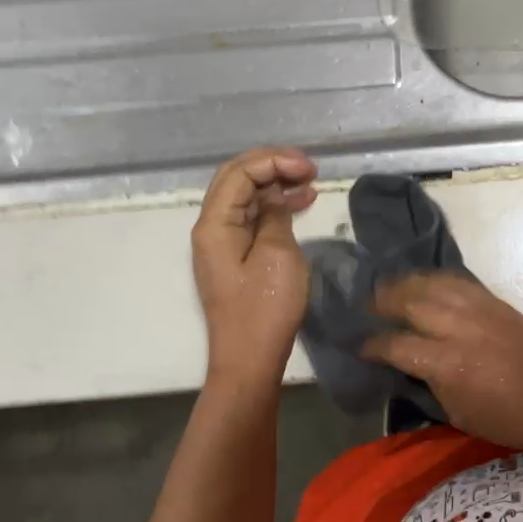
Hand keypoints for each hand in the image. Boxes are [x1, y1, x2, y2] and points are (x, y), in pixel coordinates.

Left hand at [191, 147, 317, 381]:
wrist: (250, 360)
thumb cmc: (265, 308)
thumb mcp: (277, 254)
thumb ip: (274, 215)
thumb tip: (275, 197)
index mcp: (214, 224)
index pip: (240, 172)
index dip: (274, 161)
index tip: (309, 169)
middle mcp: (211, 227)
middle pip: (237, 178)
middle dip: (272, 165)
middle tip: (308, 169)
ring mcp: (222, 242)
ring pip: (246, 196)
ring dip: (276, 183)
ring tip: (311, 183)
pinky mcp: (236, 256)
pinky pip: (253, 217)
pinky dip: (276, 205)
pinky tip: (302, 203)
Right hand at [363, 272, 522, 451]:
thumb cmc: (511, 419)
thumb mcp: (459, 414)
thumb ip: (429, 384)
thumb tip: (406, 366)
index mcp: (448, 364)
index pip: (396, 345)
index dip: (373, 345)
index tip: (359, 346)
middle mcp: (459, 328)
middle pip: (410, 302)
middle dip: (382, 302)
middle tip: (364, 307)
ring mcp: (479, 309)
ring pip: (432, 285)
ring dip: (405, 284)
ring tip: (387, 289)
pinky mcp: (495, 301)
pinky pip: (456, 282)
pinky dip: (434, 281)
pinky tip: (423, 285)